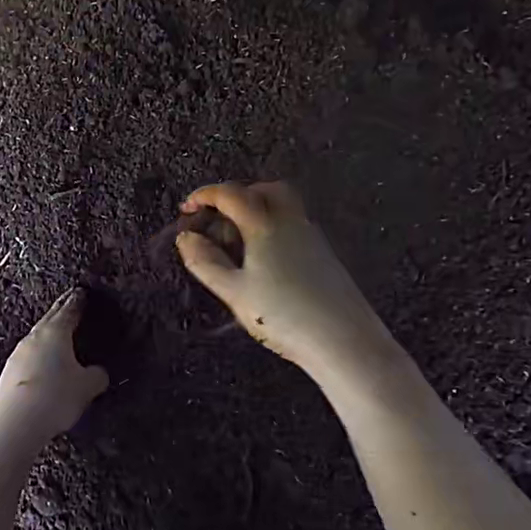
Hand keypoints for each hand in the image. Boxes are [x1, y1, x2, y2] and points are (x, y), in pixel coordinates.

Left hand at [0, 287, 109, 445]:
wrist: (14, 424)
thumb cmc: (55, 398)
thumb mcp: (87, 387)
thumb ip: (97, 376)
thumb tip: (98, 373)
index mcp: (55, 333)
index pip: (69, 310)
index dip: (77, 302)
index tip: (81, 293)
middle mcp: (34, 339)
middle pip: (50, 319)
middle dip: (61, 310)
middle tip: (69, 302)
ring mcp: (18, 355)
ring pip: (37, 338)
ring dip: (48, 334)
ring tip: (58, 334)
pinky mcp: (8, 374)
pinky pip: (28, 357)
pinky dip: (38, 355)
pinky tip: (42, 365)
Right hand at [175, 182, 391, 374]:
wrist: (343, 339)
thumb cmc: (282, 314)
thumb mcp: (234, 291)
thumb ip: (206, 262)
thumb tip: (186, 237)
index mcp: (265, 224)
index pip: (231, 194)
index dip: (206, 195)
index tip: (187, 207)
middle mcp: (291, 221)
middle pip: (265, 189)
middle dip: (239, 195)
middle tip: (219, 218)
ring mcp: (312, 236)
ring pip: (283, 206)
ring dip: (257, 211)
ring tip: (238, 243)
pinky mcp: (324, 254)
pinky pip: (293, 225)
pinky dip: (272, 228)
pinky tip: (264, 260)